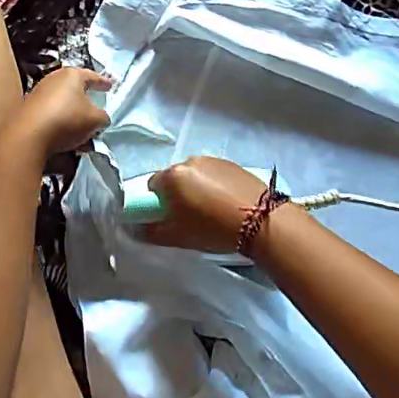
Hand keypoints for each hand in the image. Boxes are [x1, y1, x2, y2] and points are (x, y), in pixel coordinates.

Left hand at [11, 67, 111, 154]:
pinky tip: (69, 141)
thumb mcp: (95, 120)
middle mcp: (54, 79)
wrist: (28, 135)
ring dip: (75, 119)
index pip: (92, 76)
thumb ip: (102, 117)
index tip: (110, 86)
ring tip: (84, 135)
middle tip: (96, 111)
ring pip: (64, 105)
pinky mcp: (29, 110)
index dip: (103, 82)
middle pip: (75, 90)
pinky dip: (62, 125)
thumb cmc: (67, 119)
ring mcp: (39, 94)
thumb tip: (100, 118)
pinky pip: (52, 115)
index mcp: (72, 75)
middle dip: (87, 103)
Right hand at [140, 156, 269, 251]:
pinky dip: (214, 186)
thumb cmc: (212, 228)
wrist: (262, 221)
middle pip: (173, 179)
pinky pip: (213, 175)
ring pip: (194, 176)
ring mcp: (212, 160)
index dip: (157, 204)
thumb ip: (150, 231)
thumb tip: (137, 228)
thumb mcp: (176, 237)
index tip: (168, 218)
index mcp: (171, 176)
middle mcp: (189, 161)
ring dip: (196, 189)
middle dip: (177, 195)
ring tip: (211, 212)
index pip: (151, 186)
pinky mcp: (232, 164)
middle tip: (189, 218)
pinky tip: (226, 204)